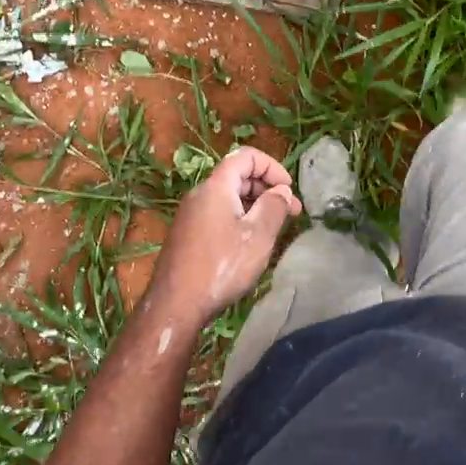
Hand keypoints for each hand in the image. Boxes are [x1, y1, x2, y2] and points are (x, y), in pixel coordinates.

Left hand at [149, 147, 301, 325]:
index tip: (289, 190)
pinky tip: (249, 245)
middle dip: (267, 188)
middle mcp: (199, 195)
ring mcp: (190, 217)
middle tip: (291, 212)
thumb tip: (282, 191)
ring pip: (228, 198)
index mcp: (216, 187)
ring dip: (255, 206)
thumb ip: (275, 206)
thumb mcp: (258, 235)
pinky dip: (239, 219)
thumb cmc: (221, 266)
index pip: (246, 157)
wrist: (174, 307)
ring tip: (273, 230)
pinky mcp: (186, 236)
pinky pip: (218, 215)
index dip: (272, 166)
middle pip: (237, 176)